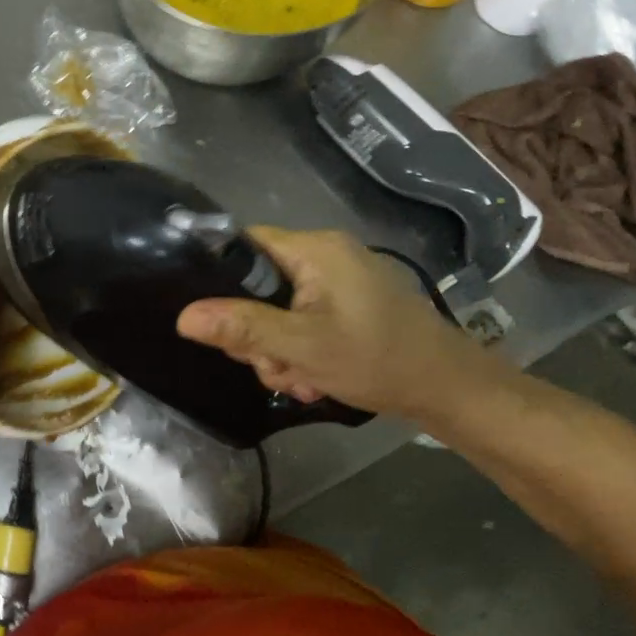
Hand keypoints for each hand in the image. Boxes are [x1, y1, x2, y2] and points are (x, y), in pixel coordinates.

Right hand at [176, 227, 511, 421]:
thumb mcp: (302, 347)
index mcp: (315, 249)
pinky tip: (313, 378)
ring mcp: (340, 281)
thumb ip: (243, 328)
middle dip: (256, 332)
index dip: (222, 279)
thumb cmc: (378, 359)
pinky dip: (300, 349)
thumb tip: (184, 317)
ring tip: (299, 379)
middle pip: (258, 284)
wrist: (451, 391)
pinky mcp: (350, 304)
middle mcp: (326, 255)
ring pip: (278, 309)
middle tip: (272, 364)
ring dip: (278, 349)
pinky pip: (303, 318)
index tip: (221, 321)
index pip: (243, 244)